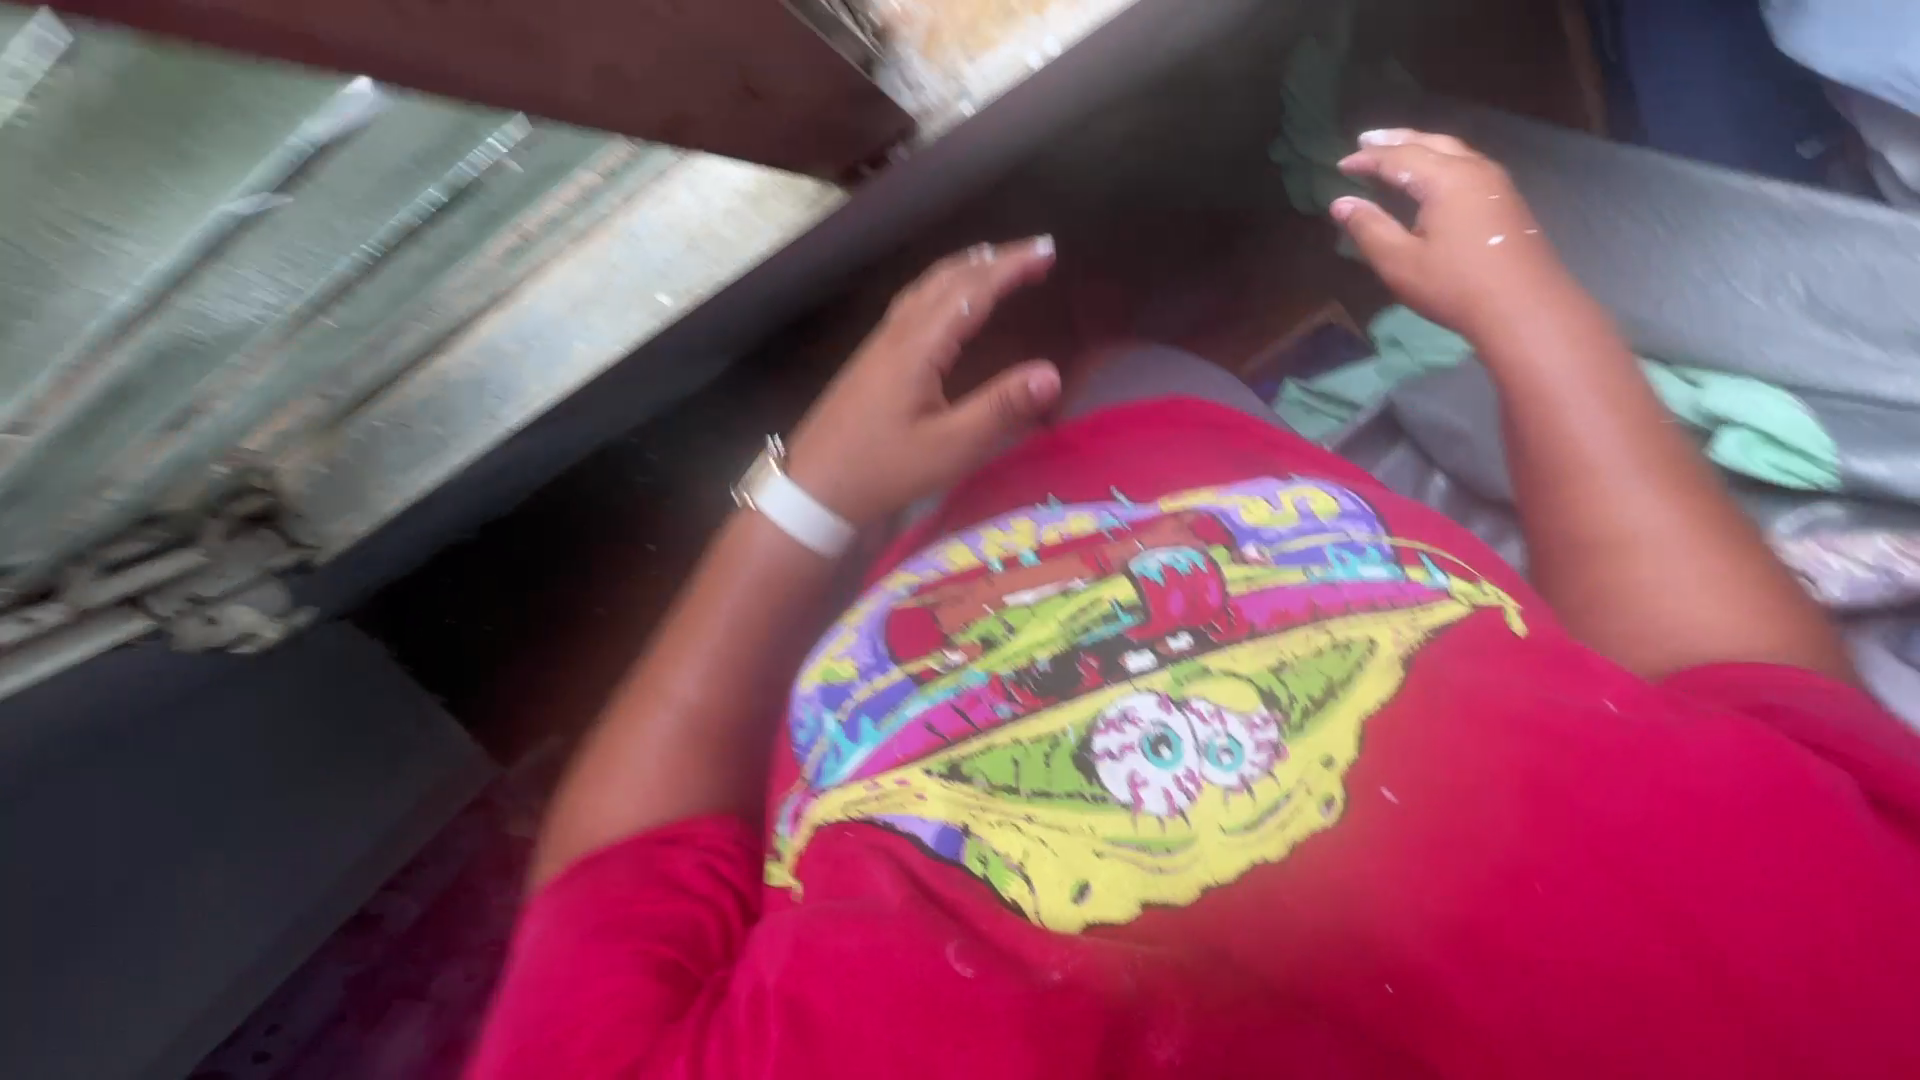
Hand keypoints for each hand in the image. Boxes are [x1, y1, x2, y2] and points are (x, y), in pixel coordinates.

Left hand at [784, 236, 1061, 527]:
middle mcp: (897, 334)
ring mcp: (880, 344)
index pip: (972, 291)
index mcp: (918, 348)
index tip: (1047, 250)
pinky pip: (913, 304)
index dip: (1011, 267)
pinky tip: (945, 301)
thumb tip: (1051, 373)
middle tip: (1034, 251)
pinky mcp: (871, 360)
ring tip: (995, 261)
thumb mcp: (950, 448)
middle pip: (947, 279)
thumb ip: (1000, 408)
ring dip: (965, 268)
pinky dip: (942, 287)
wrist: (816, 487)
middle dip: (993, 260)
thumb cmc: (885, 470)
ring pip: (925, 288)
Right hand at [1331, 129, 1577, 338]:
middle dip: (1396, 140)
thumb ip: (1369, 227)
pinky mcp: (1504, 200)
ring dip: (1421, 146)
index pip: (1398, 159)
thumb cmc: (1453, 285)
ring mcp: (1494, 183)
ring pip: (1453, 150)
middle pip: (1430, 143)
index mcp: (1446, 179)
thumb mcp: (1399, 261)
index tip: (1340, 164)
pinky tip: (1432, 173)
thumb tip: (1340, 203)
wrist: (1522, 306)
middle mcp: (1473, 170)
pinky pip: (1466, 164)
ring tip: (1397, 149)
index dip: (1367, 160)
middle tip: (1367, 138)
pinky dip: (1440, 159)